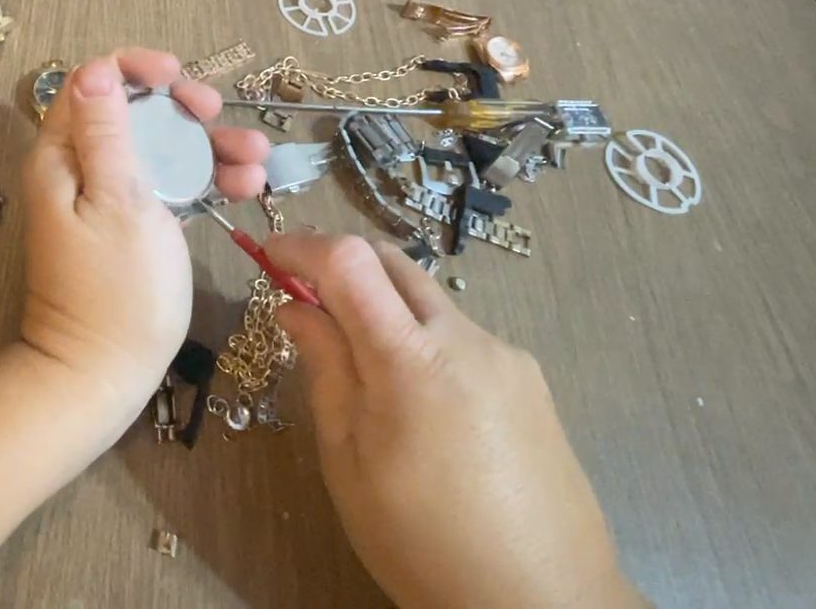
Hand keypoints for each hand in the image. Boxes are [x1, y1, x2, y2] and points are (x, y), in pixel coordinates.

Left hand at [20, 49, 268, 418]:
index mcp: (64, 155)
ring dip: (208, 146)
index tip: (177, 76)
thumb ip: (107, 132)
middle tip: (216, 116)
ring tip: (257, 159)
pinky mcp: (136, 223)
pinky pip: (171, 184)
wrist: (103, 375)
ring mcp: (111, 196)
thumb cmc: (114, 288)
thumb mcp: (116, 201)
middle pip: (134, 111)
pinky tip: (246, 184)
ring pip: (161, 148)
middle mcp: (83, 167)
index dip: (134, 68)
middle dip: (180, 108)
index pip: (91, 83)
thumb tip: (92, 69)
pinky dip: (205, 180)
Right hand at [270, 235, 644, 608]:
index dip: (302, 244)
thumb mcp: (348, 459)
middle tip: (301, 296)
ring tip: (356, 357)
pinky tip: (415, 396)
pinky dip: (419, 335)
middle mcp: (465, 338)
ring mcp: (506, 356)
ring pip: (426, 297)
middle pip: (390, 260)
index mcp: (411, 360)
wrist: (547, 608)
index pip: (349, 260)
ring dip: (380, 301)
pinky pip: (459, 333)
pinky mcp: (530, 379)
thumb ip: (324, 368)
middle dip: (337, 262)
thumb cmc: (422, 542)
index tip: (269, 254)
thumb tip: (294, 307)